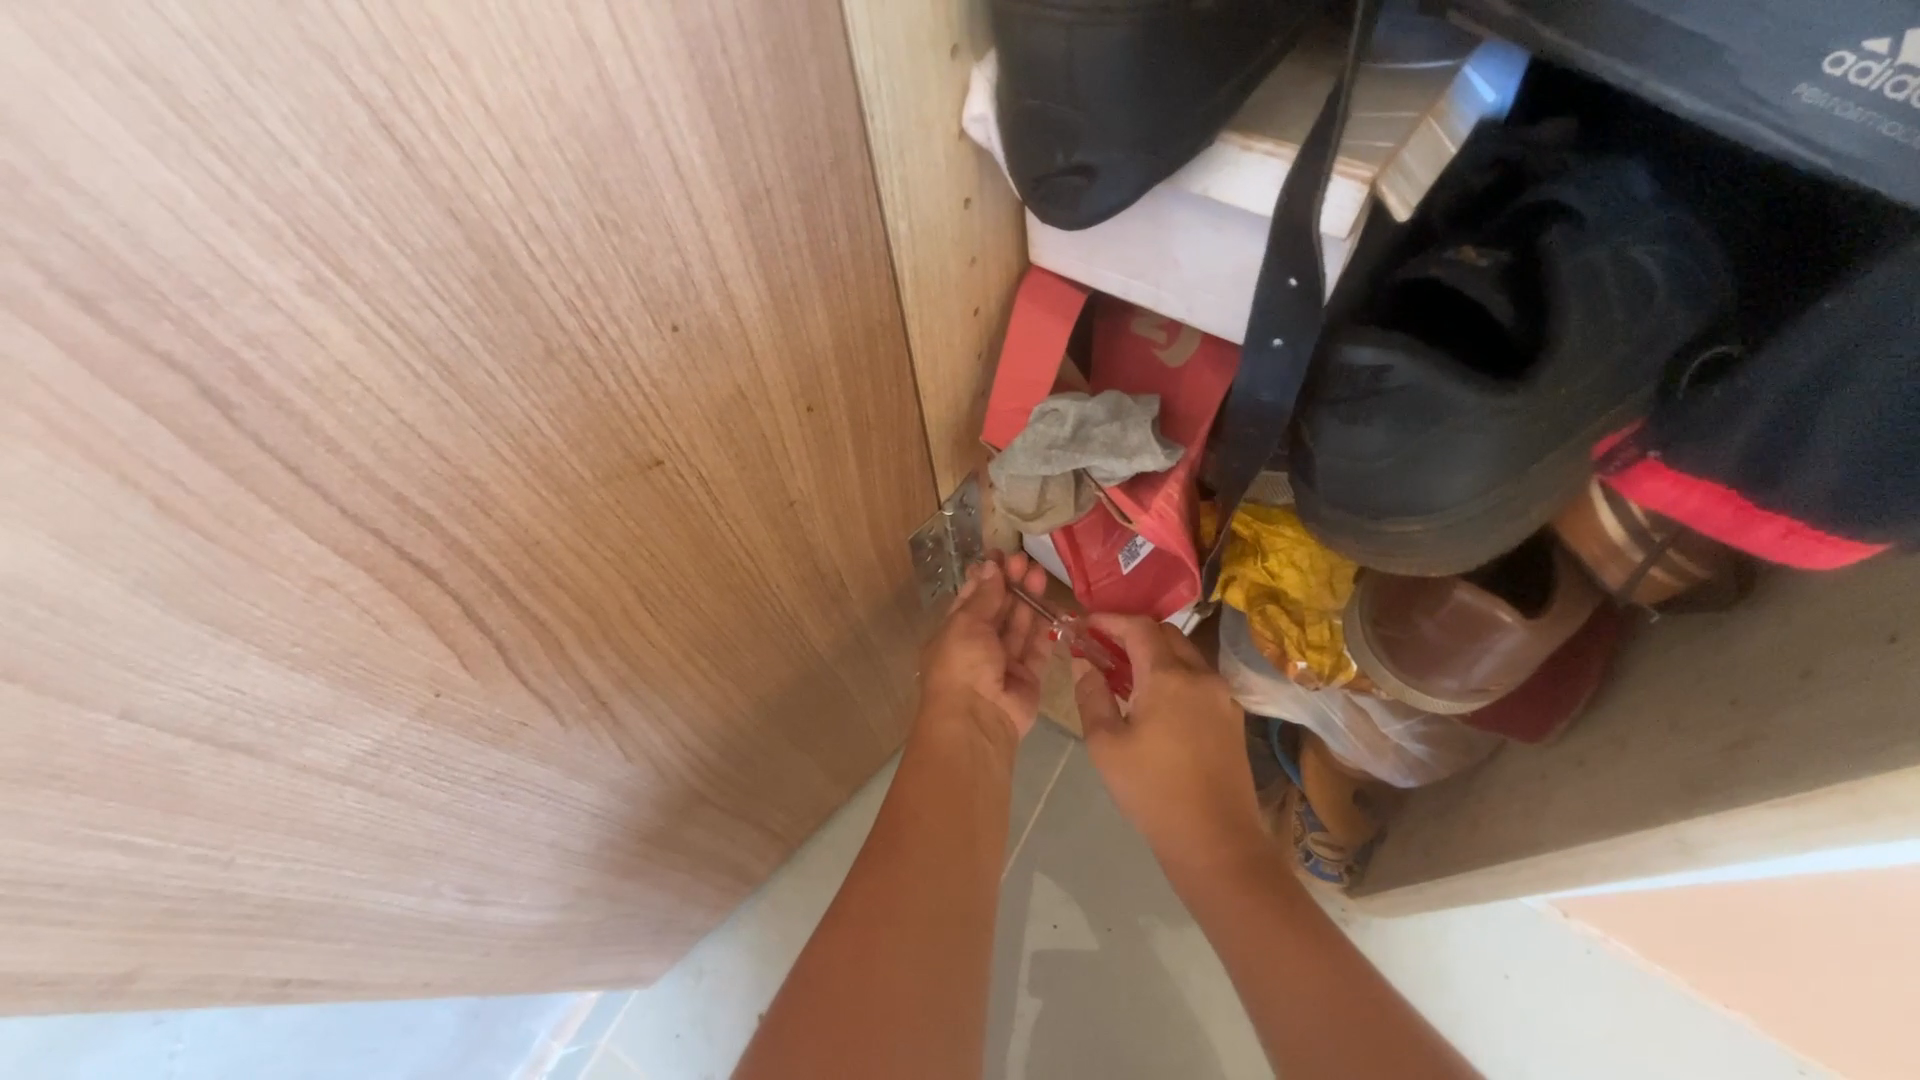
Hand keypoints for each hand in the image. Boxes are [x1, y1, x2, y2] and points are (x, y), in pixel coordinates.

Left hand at [918, 552, 1052, 741]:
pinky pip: (1037, 648)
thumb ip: (984, 596)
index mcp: (953, 634)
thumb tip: (991, 567)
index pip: (971, 600)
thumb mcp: (966, 624)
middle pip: (997, 610)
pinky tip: (1053, 603)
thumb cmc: (961, 665)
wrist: (977, 720)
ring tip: (1039, 572)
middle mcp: (978, 647)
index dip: (985, 577)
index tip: (999, 554)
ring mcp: (1003, 663)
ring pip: (1019, 626)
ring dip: (1028, 600)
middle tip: (1024, 560)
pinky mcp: (1028, 677)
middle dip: (1009, 584)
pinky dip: (1045, 627)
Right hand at [1075, 615, 1266, 876]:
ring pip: (1185, 656)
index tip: (1084, 624)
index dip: (1109, 619)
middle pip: (1165, 634)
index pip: (1138, 626)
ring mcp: (1222, 695)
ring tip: (1124, 673)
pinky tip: (1154, 700)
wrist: (1215, 839)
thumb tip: (1085, 664)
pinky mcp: (1232, 717)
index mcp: (1168, 676)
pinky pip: (1198, 679)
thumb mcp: (1106, 744)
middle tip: (1102, 647)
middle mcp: (1200, 675)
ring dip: (1154, 653)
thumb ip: (1091, 695)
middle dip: (1132, 633)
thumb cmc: (1152, 791)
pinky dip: (1173, 675)